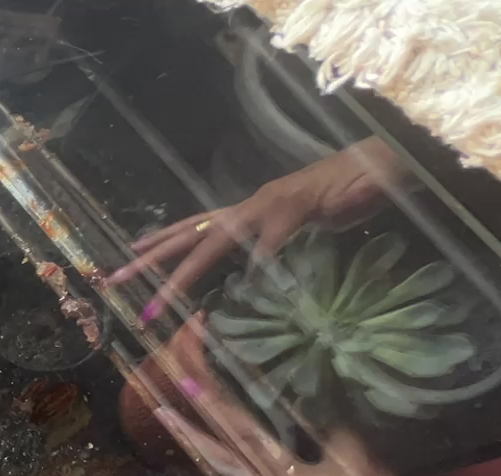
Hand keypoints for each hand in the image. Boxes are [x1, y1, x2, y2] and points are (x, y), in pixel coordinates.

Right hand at [111, 136, 402, 317]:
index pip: (264, 243)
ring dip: (151, 254)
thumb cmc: (376, 177)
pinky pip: (198, 227)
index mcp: (287, 207)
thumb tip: (335, 221)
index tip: (239, 294)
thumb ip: (350, 205)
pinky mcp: (243, 213)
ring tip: (120, 269)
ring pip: (189, 232)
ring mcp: (244, 209)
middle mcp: (254, 207)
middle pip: (202, 240)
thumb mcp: (370, 192)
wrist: (380, 156)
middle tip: (127, 284)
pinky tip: (141, 246)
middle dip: (166, 268)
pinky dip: (166, 238)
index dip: (255, 266)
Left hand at [143, 317, 448, 475]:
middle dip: (204, 407)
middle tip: (177, 378)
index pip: (255, 425)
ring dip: (187, 438)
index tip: (200, 373)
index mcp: (299, 471)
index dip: (228, 399)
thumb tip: (321, 413)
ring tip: (161, 413)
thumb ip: (342, 446)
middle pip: (228, 437)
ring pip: (211, 465)